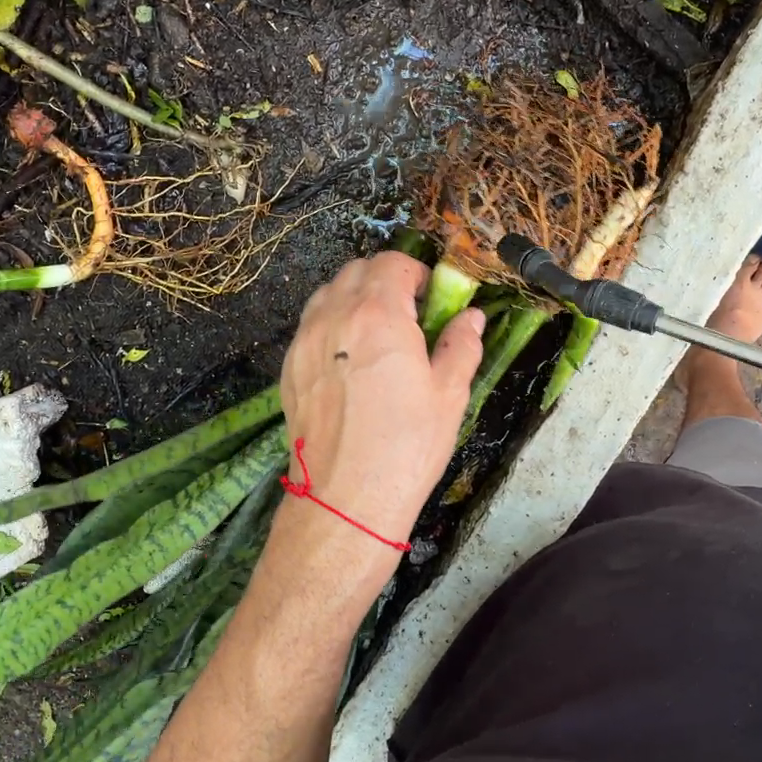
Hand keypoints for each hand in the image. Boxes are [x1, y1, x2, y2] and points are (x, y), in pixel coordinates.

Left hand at [276, 252, 484, 572]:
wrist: (346, 498)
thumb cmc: (406, 446)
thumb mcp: (449, 394)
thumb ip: (461, 346)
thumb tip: (471, 319)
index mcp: (378, 314)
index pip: (392, 263)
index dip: (415, 272)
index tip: (429, 297)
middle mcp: (334, 316)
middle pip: (356, 271)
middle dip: (384, 280)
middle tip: (408, 312)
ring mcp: (305, 341)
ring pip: (327, 294)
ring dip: (354, 298)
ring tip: (377, 333)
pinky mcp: (289, 368)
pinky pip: (310, 326)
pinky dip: (331, 325)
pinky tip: (350, 360)